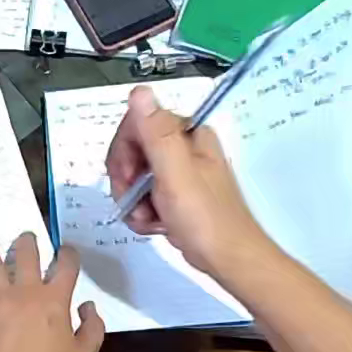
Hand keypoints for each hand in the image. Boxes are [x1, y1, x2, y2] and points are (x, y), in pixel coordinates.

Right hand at [106, 85, 277, 278]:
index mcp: (188, 134)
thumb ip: (156, 133)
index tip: (126, 178)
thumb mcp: (175, 174)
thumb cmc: (204, 219)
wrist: (228, 259)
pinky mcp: (178, 196)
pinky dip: (144, 212)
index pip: (137, 123)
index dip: (123, 151)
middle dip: (126, 179)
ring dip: (133, 200)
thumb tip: (140, 92)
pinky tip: (153, 225)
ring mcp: (182, 173)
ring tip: (146, 220)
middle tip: (132, 202)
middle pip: (134, 149)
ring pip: (137, 176)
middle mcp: (185, 148)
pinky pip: (147, 195)